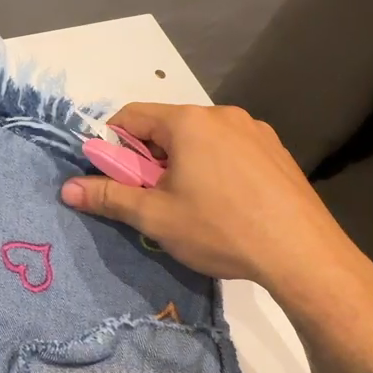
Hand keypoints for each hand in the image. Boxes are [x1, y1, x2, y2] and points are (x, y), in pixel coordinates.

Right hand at [60, 103, 367, 296]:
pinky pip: (230, 150)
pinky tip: (225, 204)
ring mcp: (255, 132)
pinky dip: (214, 168)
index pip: (131, 116)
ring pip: (199, 139)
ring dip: (182, 163)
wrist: (305, 256)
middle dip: (149, 158)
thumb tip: (67, 189)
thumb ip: (107, 196)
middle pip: (166, 127)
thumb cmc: (220, 229)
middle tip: (149, 197)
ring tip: (188, 204)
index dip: (112, 145)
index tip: (113, 177)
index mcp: (188, 121)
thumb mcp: (154, 216)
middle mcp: (222, 115)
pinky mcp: (278, 153)